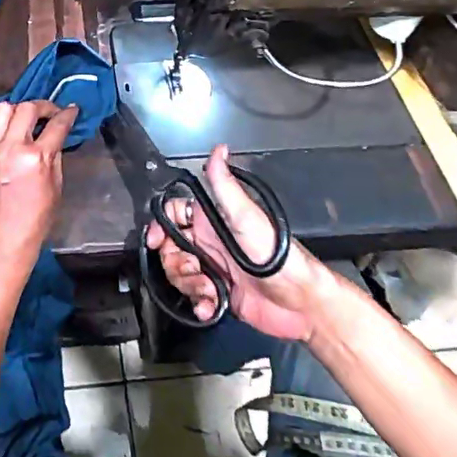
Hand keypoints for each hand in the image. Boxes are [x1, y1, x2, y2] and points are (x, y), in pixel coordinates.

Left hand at [0, 100, 78, 275]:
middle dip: (43, 106)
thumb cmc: (35, 219)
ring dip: (17, 111)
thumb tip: (56, 137)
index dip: (68, 114)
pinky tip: (3, 132)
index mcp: (36, 158)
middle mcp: (11, 148)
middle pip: (27, 108)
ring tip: (25, 121)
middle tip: (49, 114)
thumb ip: (55, 156)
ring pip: (2, 109)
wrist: (2, 240)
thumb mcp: (56, 186)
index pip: (56, 124)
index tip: (72, 110)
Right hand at [145, 144, 334, 340]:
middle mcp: (210, 243)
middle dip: (175, 262)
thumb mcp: (246, 216)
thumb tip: (219, 150)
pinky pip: (193, 298)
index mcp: (213, 221)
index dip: (160, 226)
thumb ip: (225, 184)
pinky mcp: (218, 294)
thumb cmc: (278, 256)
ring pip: (179, 274)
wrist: (299, 301)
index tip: (156, 239)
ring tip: (209, 289)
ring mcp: (213, 269)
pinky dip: (199, 304)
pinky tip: (211, 305)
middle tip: (195, 268)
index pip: (173, 215)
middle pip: (170, 248)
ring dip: (189, 285)